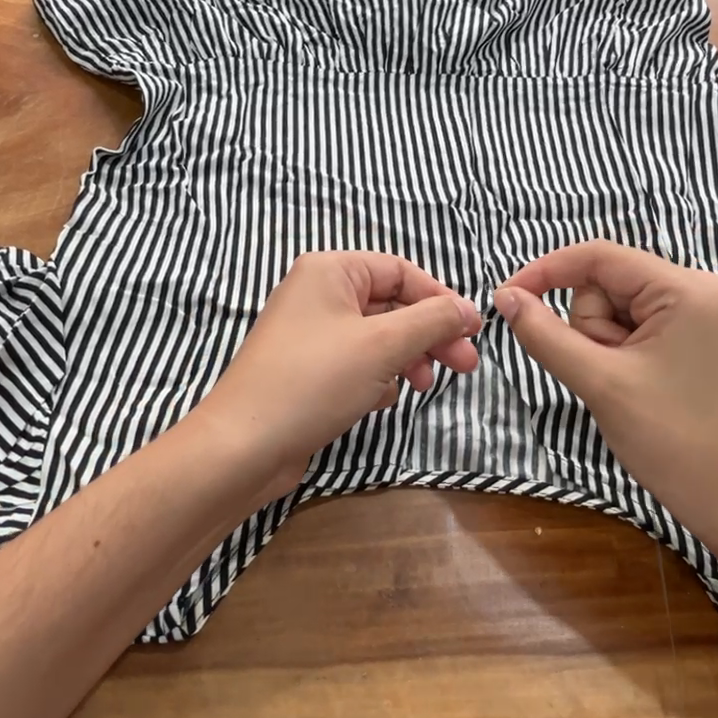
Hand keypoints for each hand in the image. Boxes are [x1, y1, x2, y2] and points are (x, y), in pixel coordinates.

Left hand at [197, 252, 481, 503]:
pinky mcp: (308, 371)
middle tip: (464, 367)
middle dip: (428, 335)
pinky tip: (377, 401)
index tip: (473, 334)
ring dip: (405, 359)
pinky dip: (375, 379)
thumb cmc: (314, 381)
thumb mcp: (382, 345)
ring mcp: (310, 334)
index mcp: (330, 271)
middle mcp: (318, 294)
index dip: (440, 300)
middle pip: (392, 305)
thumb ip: (431, 321)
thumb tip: (468, 309)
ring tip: (421, 387)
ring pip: (377, 338)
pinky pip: (356, 363)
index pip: (401, 272)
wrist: (244, 445)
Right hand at [493, 241, 717, 556]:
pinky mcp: (695, 341)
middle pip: (606, 285)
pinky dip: (618, 355)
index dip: (545, 272)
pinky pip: (634, 329)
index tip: (504, 299)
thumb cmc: (672, 441)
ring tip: (623, 388)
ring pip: (615, 310)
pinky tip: (633, 388)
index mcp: (685, 288)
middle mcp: (698, 289)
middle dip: (590, 328)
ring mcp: (700, 316)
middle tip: (606, 375)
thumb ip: (544, 334)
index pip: (597, 256)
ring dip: (602, 347)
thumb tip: (504, 297)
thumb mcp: (598, 382)